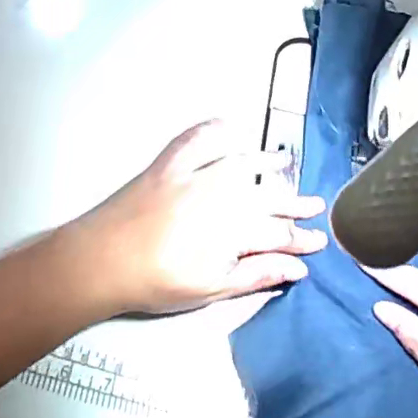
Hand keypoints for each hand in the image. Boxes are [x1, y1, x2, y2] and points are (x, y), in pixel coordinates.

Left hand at [54, 120, 328, 315]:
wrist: (99, 259)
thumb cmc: (152, 281)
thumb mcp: (209, 290)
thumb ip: (255, 275)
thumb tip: (295, 269)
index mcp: (231, 231)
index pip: (278, 233)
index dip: (301, 239)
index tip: (318, 240)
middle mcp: (218, 196)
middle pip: (266, 196)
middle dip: (293, 203)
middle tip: (313, 207)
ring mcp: (191, 175)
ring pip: (240, 163)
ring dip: (266, 162)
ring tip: (285, 162)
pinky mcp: (166, 164)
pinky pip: (196, 138)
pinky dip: (215, 129)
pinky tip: (230, 127)